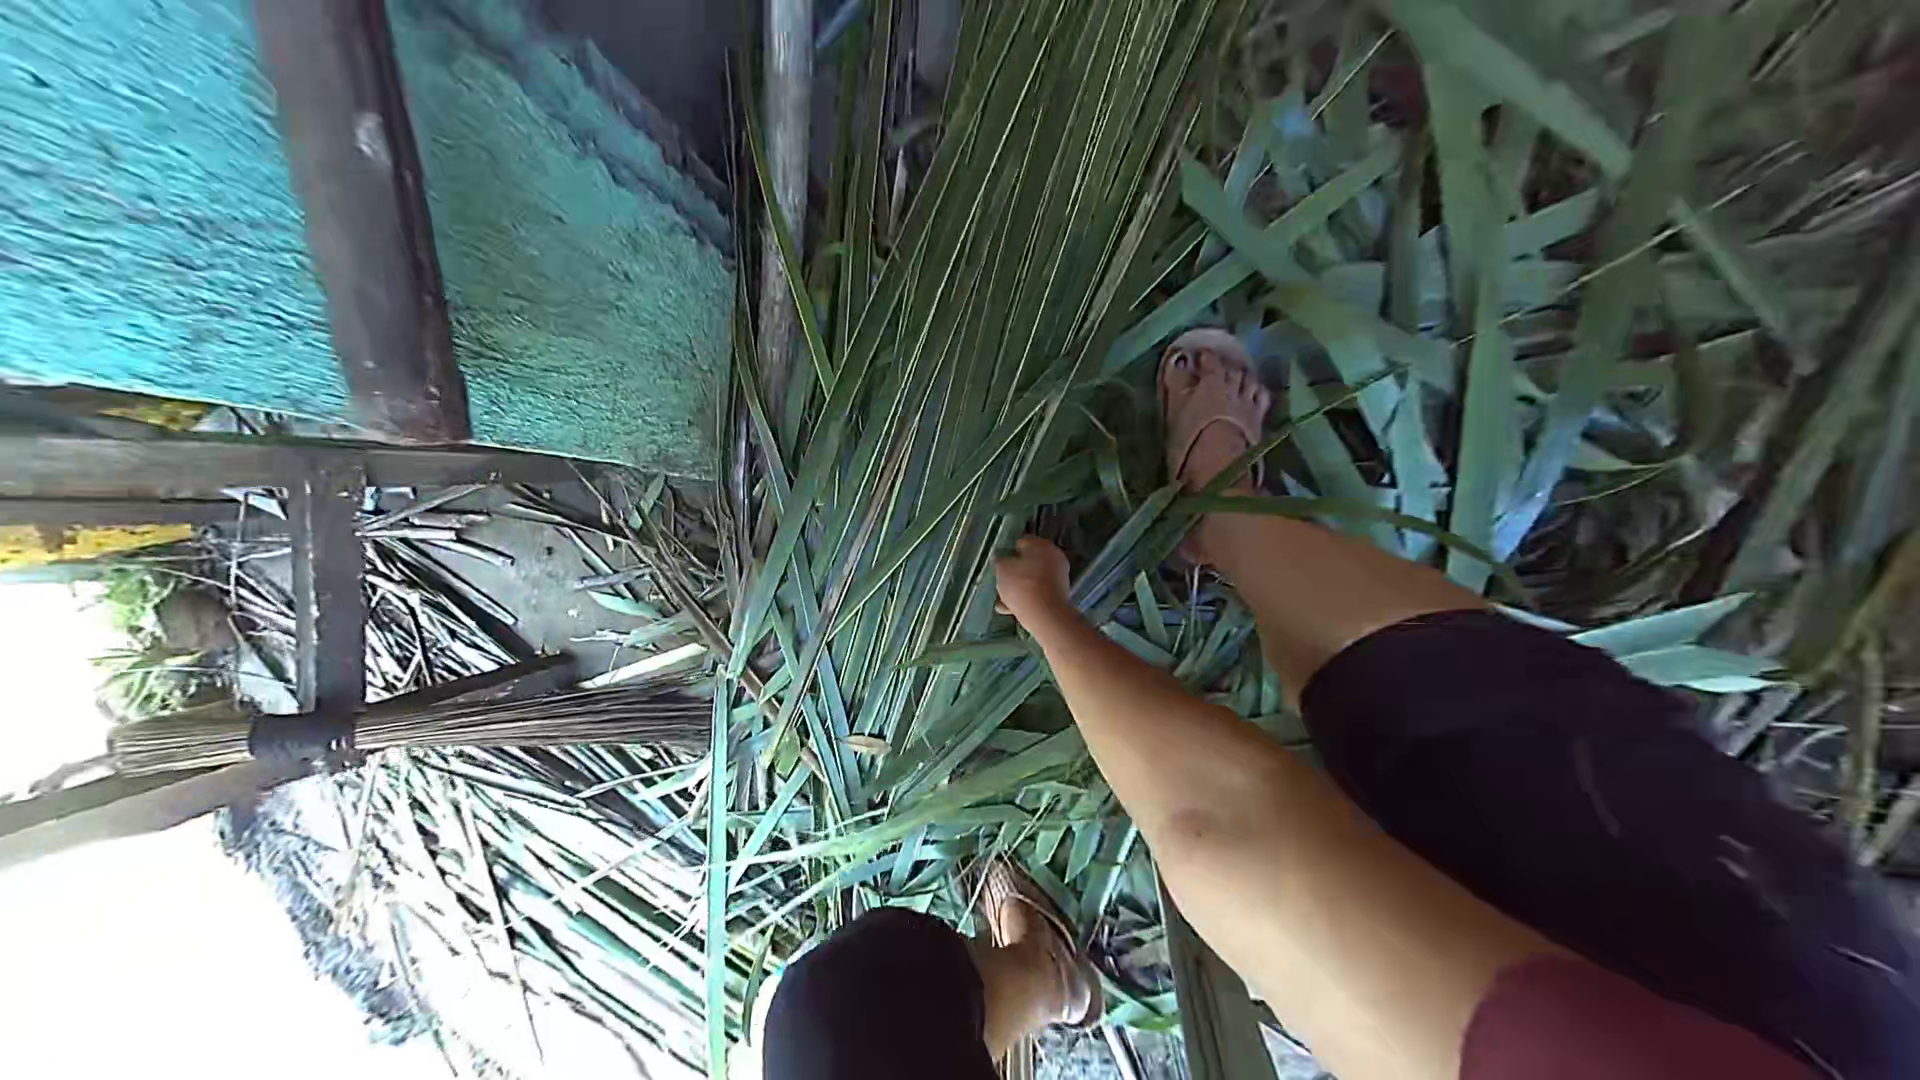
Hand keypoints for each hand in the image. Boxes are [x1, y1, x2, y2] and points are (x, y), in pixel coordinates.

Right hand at [994, 535, 1072, 629]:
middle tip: (999, 581)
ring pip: (1032, 579)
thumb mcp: (1002, 569)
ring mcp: (1059, 575)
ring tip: (1002, 600)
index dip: (1006, 551)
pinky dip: (1026, 597)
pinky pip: (1038, 592)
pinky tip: (1011, 608)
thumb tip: (1001, 558)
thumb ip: (1000, 560)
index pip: (1020, 541)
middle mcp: (1054, 556)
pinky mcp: (1060, 593)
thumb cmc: (1022, 585)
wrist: (1045, 615)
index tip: (997, 562)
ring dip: (1017, 587)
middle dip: (1012, 572)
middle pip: (1027, 562)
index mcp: (1041, 544)